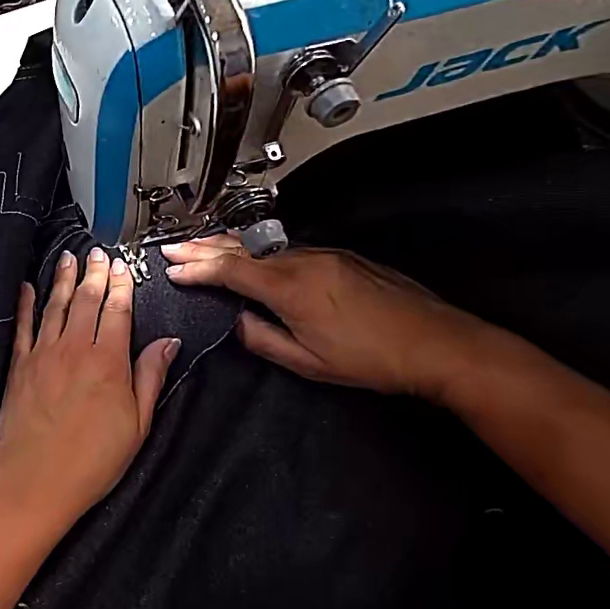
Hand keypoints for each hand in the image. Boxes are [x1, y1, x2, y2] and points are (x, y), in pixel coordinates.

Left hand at [0, 247, 178, 525]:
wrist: (34, 482)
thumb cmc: (90, 461)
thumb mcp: (137, 424)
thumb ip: (151, 377)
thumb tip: (168, 344)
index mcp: (109, 362)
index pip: (118, 311)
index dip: (122, 286)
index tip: (123, 268)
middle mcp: (76, 350)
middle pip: (88, 300)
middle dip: (96, 273)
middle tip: (99, 253)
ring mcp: (45, 355)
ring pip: (56, 305)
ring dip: (64, 279)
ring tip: (69, 258)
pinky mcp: (20, 367)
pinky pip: (23, 326)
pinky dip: (25, 304)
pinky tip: (27, 287)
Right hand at [162, 234, 520, 405]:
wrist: (434, 341)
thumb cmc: (376, 357)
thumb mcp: (310, 362)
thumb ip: (264, 339)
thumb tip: (239, 323)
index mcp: (291, 288)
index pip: (230, 271)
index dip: (198, 269)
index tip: (175, 269)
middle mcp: (304, 262)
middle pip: (242, 249)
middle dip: (204, 248)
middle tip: (176, 248)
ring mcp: (323, 254)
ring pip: (264, 245)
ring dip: (229, 245)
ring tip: (202, 245)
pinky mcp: (338, 256)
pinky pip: (287, 247)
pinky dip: (259, 249)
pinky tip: (251, 253)